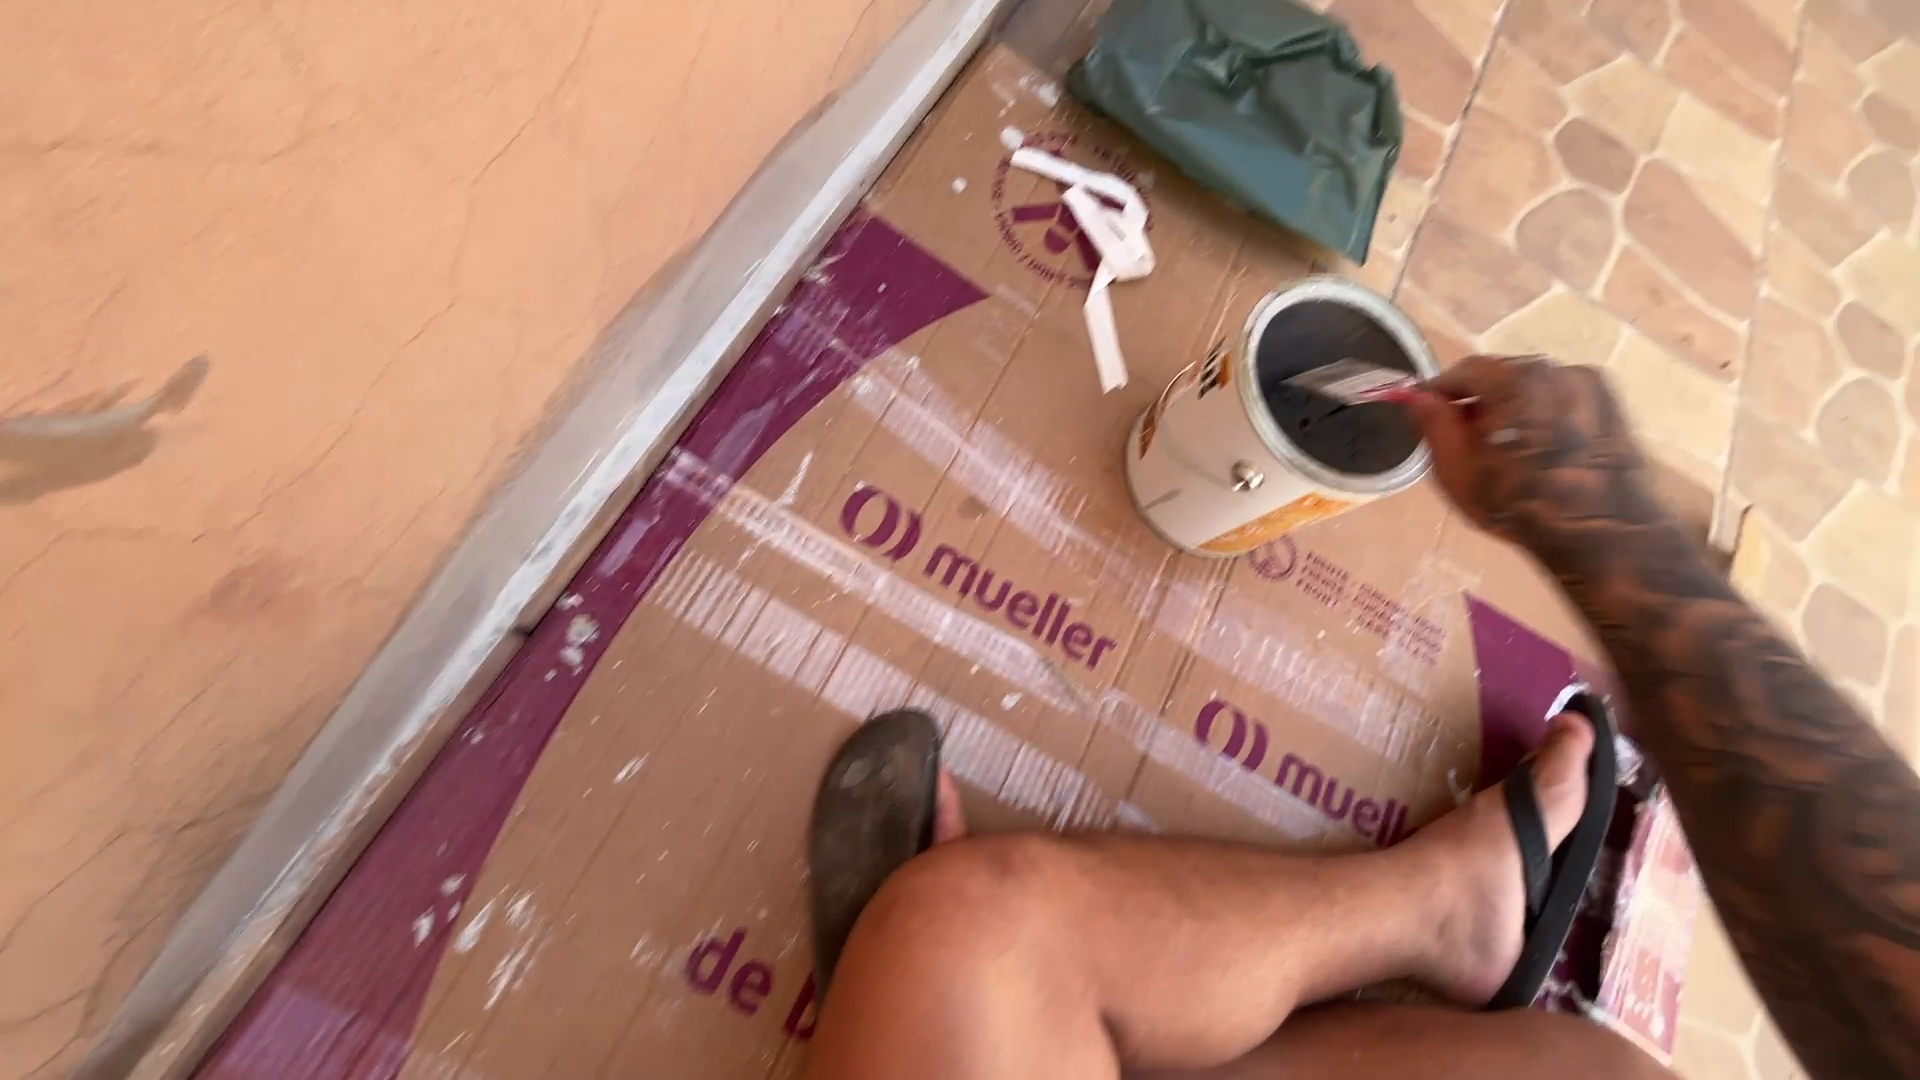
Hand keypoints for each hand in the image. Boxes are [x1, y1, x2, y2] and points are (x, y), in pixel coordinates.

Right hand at [1399, 355, 1660, 552]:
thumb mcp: (1455, 468)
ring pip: (1531, 388)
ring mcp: (1589, 384)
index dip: (1437, 391)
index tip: (1423, 413)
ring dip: (1509, 407)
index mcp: (1514, 380)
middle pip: (1500, 375)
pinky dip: (1540, 415)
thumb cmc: (1516, 502)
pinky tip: (1534, 450)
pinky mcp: (1611, 403)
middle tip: (1460, 437)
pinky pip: (1559, 399)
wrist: (1602, 530)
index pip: (1463, 371)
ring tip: (1500, 447)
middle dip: (1475, 399)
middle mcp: (1556, 369)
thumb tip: (1417, 398)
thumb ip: (1434, 424)